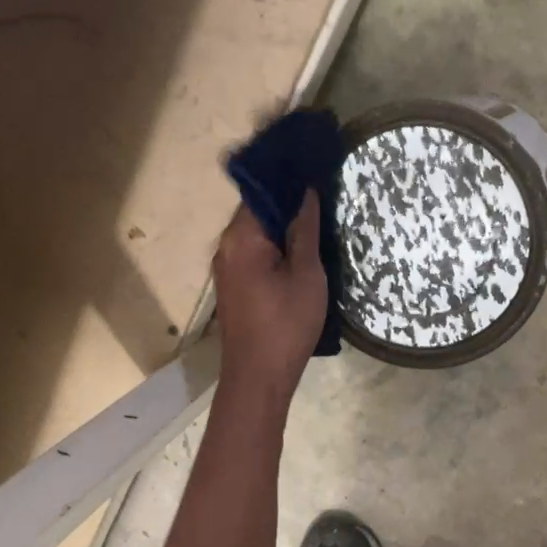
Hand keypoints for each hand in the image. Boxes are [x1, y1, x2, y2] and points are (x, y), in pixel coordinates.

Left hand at [212, 191, 326, 405]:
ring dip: (281, 226)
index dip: (287, 178)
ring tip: (316, 218)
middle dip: (286, 201)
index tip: (314, 166)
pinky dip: (274, 246)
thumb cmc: (286, 326)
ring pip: (256, 234)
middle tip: (321, 191)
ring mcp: (226, 268)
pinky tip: (299, 249)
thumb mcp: (306, 275)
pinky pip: (254, 253)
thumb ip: (304, 231)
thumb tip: (306, 192)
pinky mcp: (233, 287)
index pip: (262, 191)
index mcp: (241, 238)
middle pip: (256, 211)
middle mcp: (226, 247)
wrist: (258, 379)